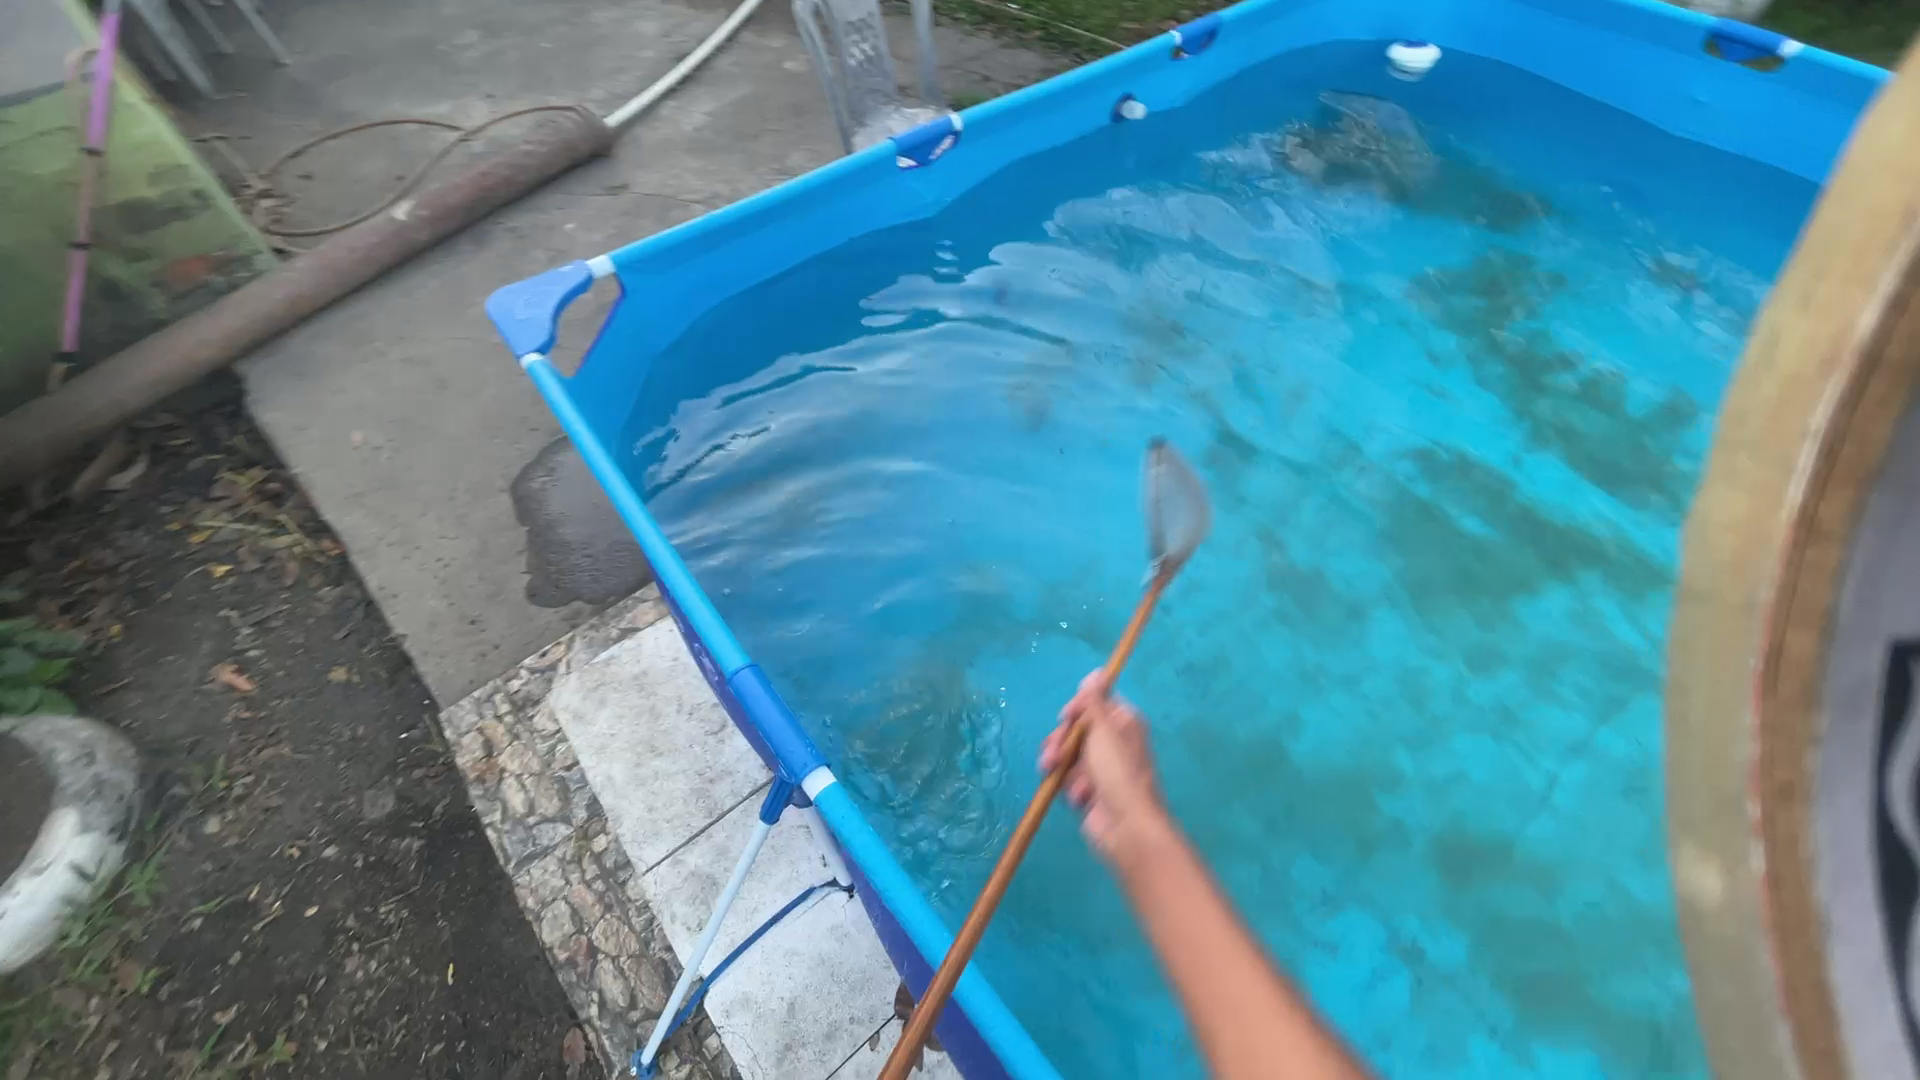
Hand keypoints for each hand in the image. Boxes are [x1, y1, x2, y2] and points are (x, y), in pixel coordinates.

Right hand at [1039, 670, 1169, 861]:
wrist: (1125, 826)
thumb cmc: (1118, 771)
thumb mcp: (1104, 729)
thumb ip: (1095, 700)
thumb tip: (1097, 672)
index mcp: (1122, 723)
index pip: (1094, 704)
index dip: (1077, 710)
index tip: (1067, 718)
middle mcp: (1112, 742)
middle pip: (1076, 729)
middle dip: (1061, 741)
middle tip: (1055, 753)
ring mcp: (1100, 767)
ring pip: (1068, 754)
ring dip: (1059, 764)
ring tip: (1054, 774)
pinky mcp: (1088, 790)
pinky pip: (1067, 778)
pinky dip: (1067, 785)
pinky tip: (1074, 797)